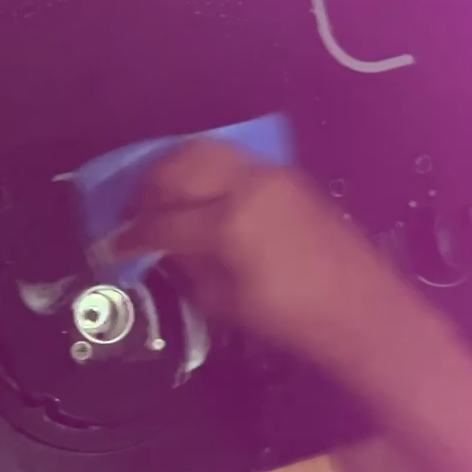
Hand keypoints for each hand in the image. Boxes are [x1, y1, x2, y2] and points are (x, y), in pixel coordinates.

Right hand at [114, 140, 427, 366]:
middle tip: (131, 215)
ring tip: (158, 197)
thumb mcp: (222, 301)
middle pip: (177, 169)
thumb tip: (160, 250)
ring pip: (203, 152)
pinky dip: (202, 171)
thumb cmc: (288, 318)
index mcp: (228, 225)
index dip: (129, 237)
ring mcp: (269, 175)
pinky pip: (230, 160)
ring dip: (172, 172)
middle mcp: (246, 186)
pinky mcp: (285, 176)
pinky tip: (195, 195)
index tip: (110, 247)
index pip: (161, 222)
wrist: (361, 310)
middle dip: (145, 191)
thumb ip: (185, 267)